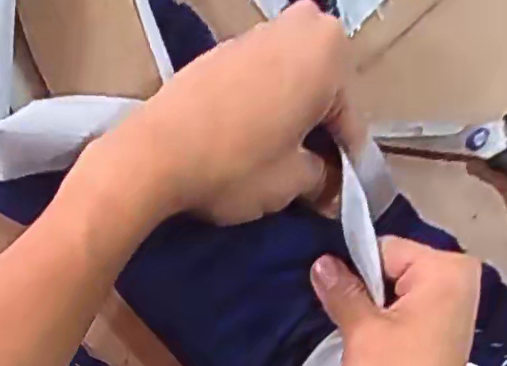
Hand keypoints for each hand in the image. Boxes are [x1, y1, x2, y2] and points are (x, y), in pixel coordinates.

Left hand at [85, 1, 348, 224]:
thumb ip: (321, 180)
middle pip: (320, 97)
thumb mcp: (291, 182)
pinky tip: (249, 150)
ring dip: (290, 127)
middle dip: (316, 140)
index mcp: (329, 49)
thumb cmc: (236, 165)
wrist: (157, 154)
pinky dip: (262, 115)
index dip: (344, 167)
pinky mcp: (221, 53)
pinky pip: (259, 87)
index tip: (337, 198)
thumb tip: (329, 188)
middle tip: (308, 185)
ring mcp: (256, 34)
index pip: (350, 121)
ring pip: (289, 90)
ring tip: (277, 169)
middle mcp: (298, 25)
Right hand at [310, 236, 480, 365]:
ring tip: (359, 338)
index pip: (385, 248)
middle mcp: (456, 279)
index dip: (354, 272)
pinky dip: (385, 325)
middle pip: (391, 268)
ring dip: (372, 312)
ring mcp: (451, 306)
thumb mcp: (362, 331)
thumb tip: (321, 261)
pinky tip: (371, 347)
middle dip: (365, 292)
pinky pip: (405, 313)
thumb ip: (342, 292)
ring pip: (395, 293)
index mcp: (445, 268)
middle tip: (348, 324)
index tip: (336, 300)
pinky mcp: (440, 331)